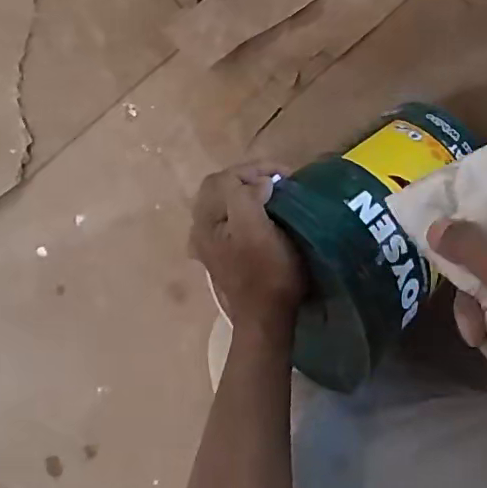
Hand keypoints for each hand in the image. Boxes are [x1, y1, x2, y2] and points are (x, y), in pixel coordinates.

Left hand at [189, 163, 306, 335]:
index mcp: (206, 221)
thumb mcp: (257, 231)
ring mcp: (210, 242)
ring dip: (249, 190)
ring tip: (275, 193)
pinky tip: (262, 213)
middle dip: (251, 176)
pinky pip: (230, 216)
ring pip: (224, 201)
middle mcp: (200, 229)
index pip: (225, 177)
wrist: (266, 318)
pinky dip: (247, 206)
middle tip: (281, 181)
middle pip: (220, 186)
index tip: (286, 175)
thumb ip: (248, 198)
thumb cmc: (267, 273)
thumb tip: (260, 182)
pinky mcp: (222, 253)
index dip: (255, 169)